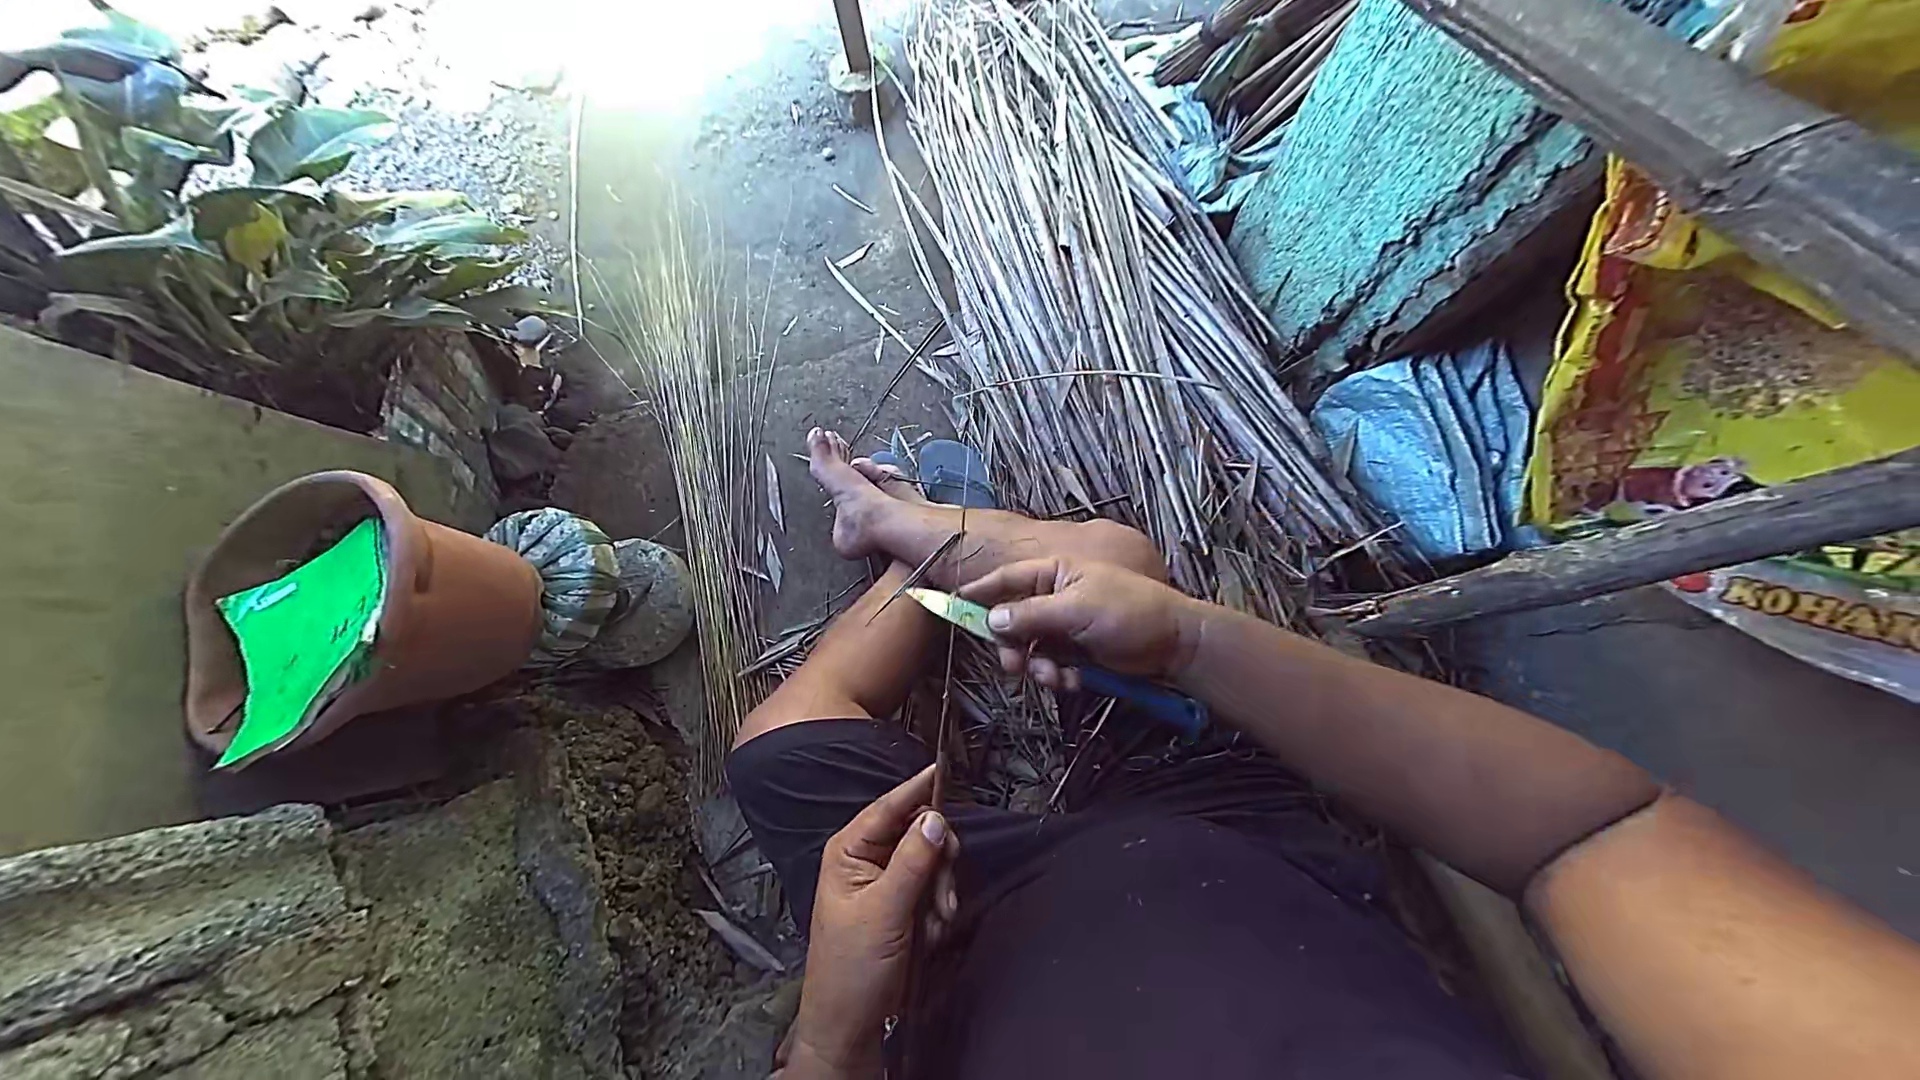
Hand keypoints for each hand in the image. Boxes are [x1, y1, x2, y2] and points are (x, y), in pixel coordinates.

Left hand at [782, 765, 959, 1077]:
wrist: (851, 1027)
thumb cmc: (850, 971)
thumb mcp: (883, 911)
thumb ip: (912, 861)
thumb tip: (935, 819)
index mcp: (849, 850)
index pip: (888, 807)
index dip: (916, 788)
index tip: (941, 770)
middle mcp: (868, 857)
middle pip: (917, 830)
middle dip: (937, 859)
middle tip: (943, 890)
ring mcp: (887, 878)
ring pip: (931, 857)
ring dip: (941, 887)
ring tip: (936, 920)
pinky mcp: (903, 899)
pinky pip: (934, 882)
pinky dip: (940, 903)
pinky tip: (933, 929)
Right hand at [960, 557, 1207, 688]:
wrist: (1172, 644)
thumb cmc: (1127, 612)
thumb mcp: (1076, 608)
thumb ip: (1031, 613)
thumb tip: (992, 618)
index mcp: (1054, 572)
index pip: (1007, 578)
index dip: (980, 591)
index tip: (953, 603)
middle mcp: (1054, 595)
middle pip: (1012, 619)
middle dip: (1013, 645)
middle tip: (1014, 666)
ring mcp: (1064, 623)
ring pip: (1029, 646)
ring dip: (1037, 665)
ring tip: (1054, 678)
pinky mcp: (1075, 649)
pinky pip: (1049, 662)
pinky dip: (1056, 674)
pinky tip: (1073, 681)